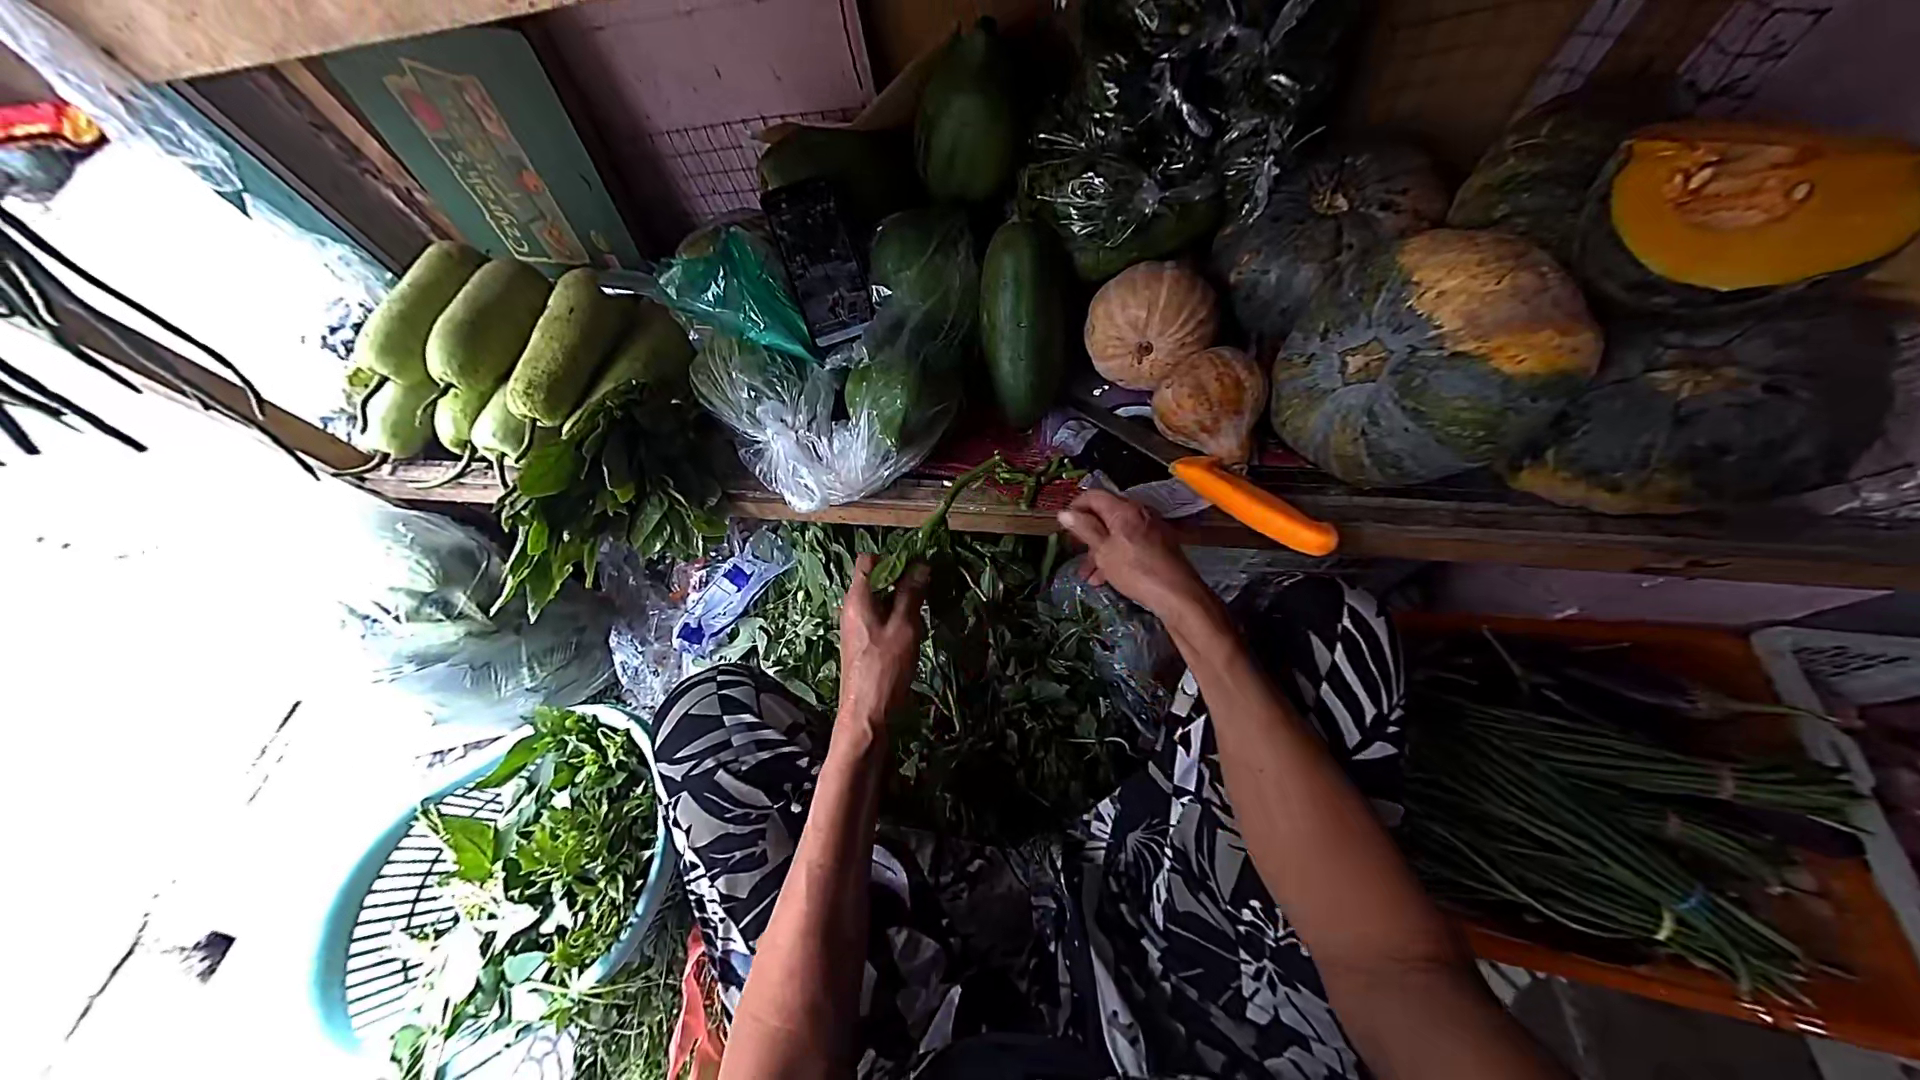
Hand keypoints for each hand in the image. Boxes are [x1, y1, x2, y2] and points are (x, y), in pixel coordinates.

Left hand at [837, 553, 929, 728]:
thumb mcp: (905, 627)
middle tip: (927, 588)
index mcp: (857, 597)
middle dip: (902, 579)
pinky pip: (880, 617)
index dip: (893, 558)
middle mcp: (852, 607)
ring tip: (923, 612)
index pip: (869, 560)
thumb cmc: (885, 668)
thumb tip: (920, 564)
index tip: (918, 567)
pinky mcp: (863, 641)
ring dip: (901, 600)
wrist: (867, 714)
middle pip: (875, 578)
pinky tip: (913, 632)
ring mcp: (856, 625)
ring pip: (880, 599)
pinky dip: (896, 617)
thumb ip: (911, 594)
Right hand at [1057, 489, 1222, 633]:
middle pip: (1105, 515)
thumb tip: (1065, 513)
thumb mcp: (1103, 551)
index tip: (1065, 527)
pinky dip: (1115, 555)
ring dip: (1099, 550)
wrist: (1178, 594)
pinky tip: (1106, 577)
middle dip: (1087, 534)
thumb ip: (1084, 529)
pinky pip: (1129, 543)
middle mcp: (1139, 512)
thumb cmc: (1136, 570)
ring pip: (1116, 533)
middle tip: (1075, 553)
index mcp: (1124, 509)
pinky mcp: (1158, 544)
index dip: (1075, 507)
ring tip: (1088, 575)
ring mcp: (1150, 528)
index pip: (1093, 495)